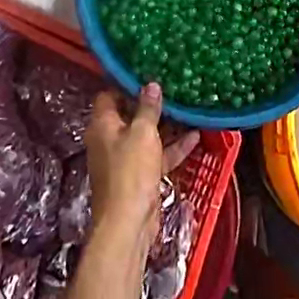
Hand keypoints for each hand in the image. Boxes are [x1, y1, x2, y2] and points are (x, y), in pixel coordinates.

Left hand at [85, 84, 199, 250]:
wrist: (127, 223)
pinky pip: (156, 155)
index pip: (109, 96)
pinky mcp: (139, 176)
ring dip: (165, 125)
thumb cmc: (130, 171)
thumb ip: (147, 107)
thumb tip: (150, 85)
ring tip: (186, 108)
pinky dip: (172, 147)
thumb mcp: (142, 132)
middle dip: (150, 104)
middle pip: (129, 115)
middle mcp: (110, 140)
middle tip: (172, 88)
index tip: (148, 74)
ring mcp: (124, 160)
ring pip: (145, 136)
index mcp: (103, 126)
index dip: (126, 85)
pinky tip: (194, 137)